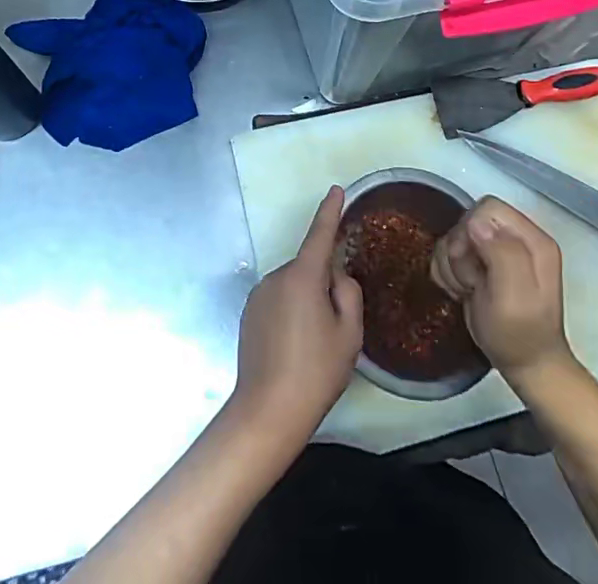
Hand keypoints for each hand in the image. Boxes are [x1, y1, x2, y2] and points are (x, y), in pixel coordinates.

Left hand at [231, 186, 363, 438]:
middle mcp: (275, 277)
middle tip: (336, 326)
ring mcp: (258, 294)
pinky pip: (278, 300)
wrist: (269, 407)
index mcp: (302, 277)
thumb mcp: (349, 333)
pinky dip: (290, 312)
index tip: (336, 190)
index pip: (319, 235)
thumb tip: (336, 274)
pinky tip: (294, 346)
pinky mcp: (248, 312)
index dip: (329, 212)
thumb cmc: (316, 370)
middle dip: (324, 285)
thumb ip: (347, 293)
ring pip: (293, 287)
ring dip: (306, 301)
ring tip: (313, 343)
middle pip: (308, 269)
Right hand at [429, 197, 577, 388]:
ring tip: (469, 290)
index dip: (471, 231)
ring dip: (451, 265)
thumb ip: (501, 253)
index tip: (475, 264)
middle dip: (459, 251)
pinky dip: (447, 273)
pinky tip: (462, 291)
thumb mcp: (515, 297)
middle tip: (473, 282)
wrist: (524, 364)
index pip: (487, 208)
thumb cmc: (520, 334)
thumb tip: (475, 223)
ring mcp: (496, 251)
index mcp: (532, 240)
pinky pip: (447, 254)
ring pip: (453, 237)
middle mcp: (515, 239)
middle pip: (466, 220)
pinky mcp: (479, 263)